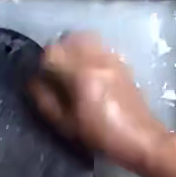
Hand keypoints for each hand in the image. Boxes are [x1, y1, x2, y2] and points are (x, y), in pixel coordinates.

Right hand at [28, 32, 171, 169]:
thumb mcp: (65, 124)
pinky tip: (88, 72)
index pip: (52, 52)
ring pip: (85, 38)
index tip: (41, 77)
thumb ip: (44, 100)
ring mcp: (112, 59)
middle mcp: (97, 60)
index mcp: (81, 74)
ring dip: (73, 48)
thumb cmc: (100, 135)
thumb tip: (33, 81)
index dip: (41, 62)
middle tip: (54, 71)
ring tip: (70, 68)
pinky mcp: (122, 63)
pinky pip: (99, 47)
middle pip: (69, 38)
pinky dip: (88, 52)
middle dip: (57, 51)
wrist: (142, 139)